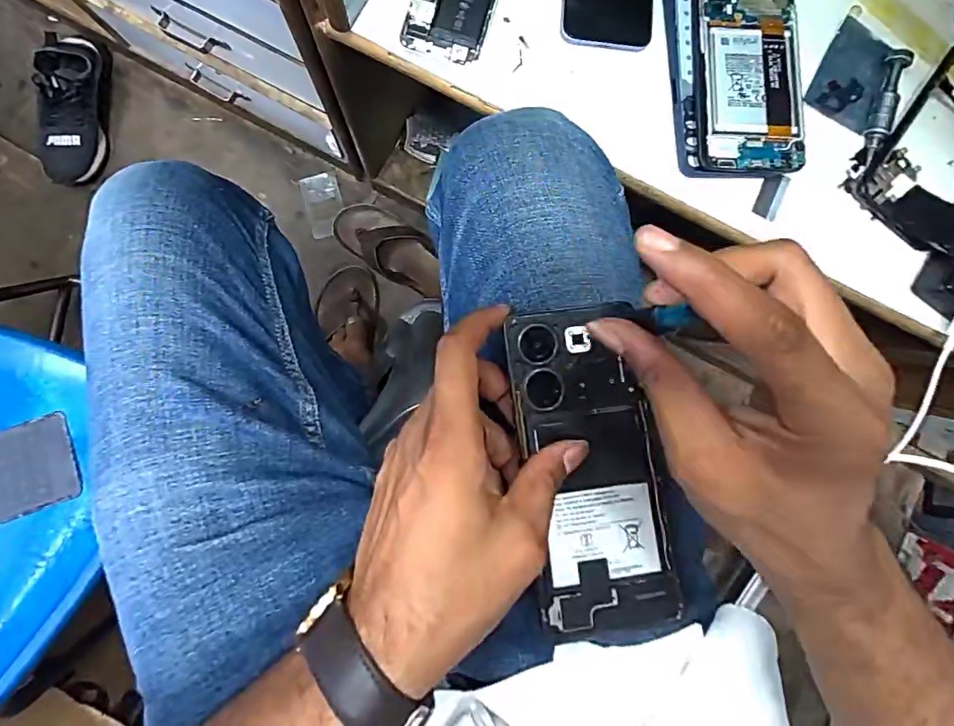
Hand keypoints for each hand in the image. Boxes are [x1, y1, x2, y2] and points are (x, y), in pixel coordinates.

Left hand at [347, 304, 588, 696]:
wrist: (385, 637)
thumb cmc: (451, 589)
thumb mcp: (520, 538)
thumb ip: (546, 479)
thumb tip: (568, 449)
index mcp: (448, 442)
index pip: (455, 356)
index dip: (479, 324)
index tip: (502, 316)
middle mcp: (417, 439)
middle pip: (458, 385)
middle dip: (496, 399)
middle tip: (520, 444)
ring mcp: (399, 457)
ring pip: (446, 414)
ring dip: (481, 431)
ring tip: (502, 485)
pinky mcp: (392, 476)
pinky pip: (430, 439)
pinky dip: (459, 448)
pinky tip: (476, 495)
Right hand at [588, 227, 895, 597]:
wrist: (826, 544)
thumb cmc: (771, 519)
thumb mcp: (703, 464)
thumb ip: (663, 386)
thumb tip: (615, 327)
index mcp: (833, 415)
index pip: (773, 326)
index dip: (707, 280)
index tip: (652, 249)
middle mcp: (859, 368)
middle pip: (788, 271)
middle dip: (714, 266)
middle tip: (657, 292)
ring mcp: (856, 349)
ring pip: (785, 269)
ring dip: (721, 273)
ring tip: (670, 299)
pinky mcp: (838, 340)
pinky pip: (783, 286)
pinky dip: (733, 286)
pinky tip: (698, 307)